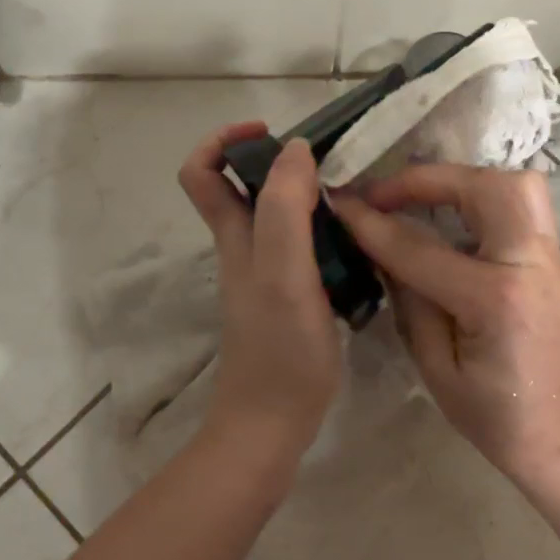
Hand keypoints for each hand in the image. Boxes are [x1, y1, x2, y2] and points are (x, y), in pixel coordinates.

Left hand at [178, 123, 343, 456]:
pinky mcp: (291, 298)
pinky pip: (304, 247)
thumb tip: (296, 151)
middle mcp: (245, 248)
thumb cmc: (280, 349)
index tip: (273, 135)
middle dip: (279, 163)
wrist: (274, 424)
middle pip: (244, 189)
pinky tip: (359, 241)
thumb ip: (286, 211)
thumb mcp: (284, 272)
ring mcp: (268, 275)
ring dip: (308, 196)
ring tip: (354, 195)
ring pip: (278, 217)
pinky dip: (326, 231)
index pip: (200, 172)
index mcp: (235, 236)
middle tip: (330, 163)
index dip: (225, 141)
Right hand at [329, 165, 559, 484]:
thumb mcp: (439, 373)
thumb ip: (411, 304)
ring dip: (461, 181)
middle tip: (385, 195)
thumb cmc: (501, 421)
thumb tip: (382, 251)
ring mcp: (547, 256)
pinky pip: (520, 203)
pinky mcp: (551, 259)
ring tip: (418, 199)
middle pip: (482, 187)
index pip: (420, 247)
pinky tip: (450, 216)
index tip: (337, 203)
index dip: (372, 223)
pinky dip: (481, 195)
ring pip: (513, 184)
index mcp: (496, 299)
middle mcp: (528, 262)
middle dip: (428, 179)